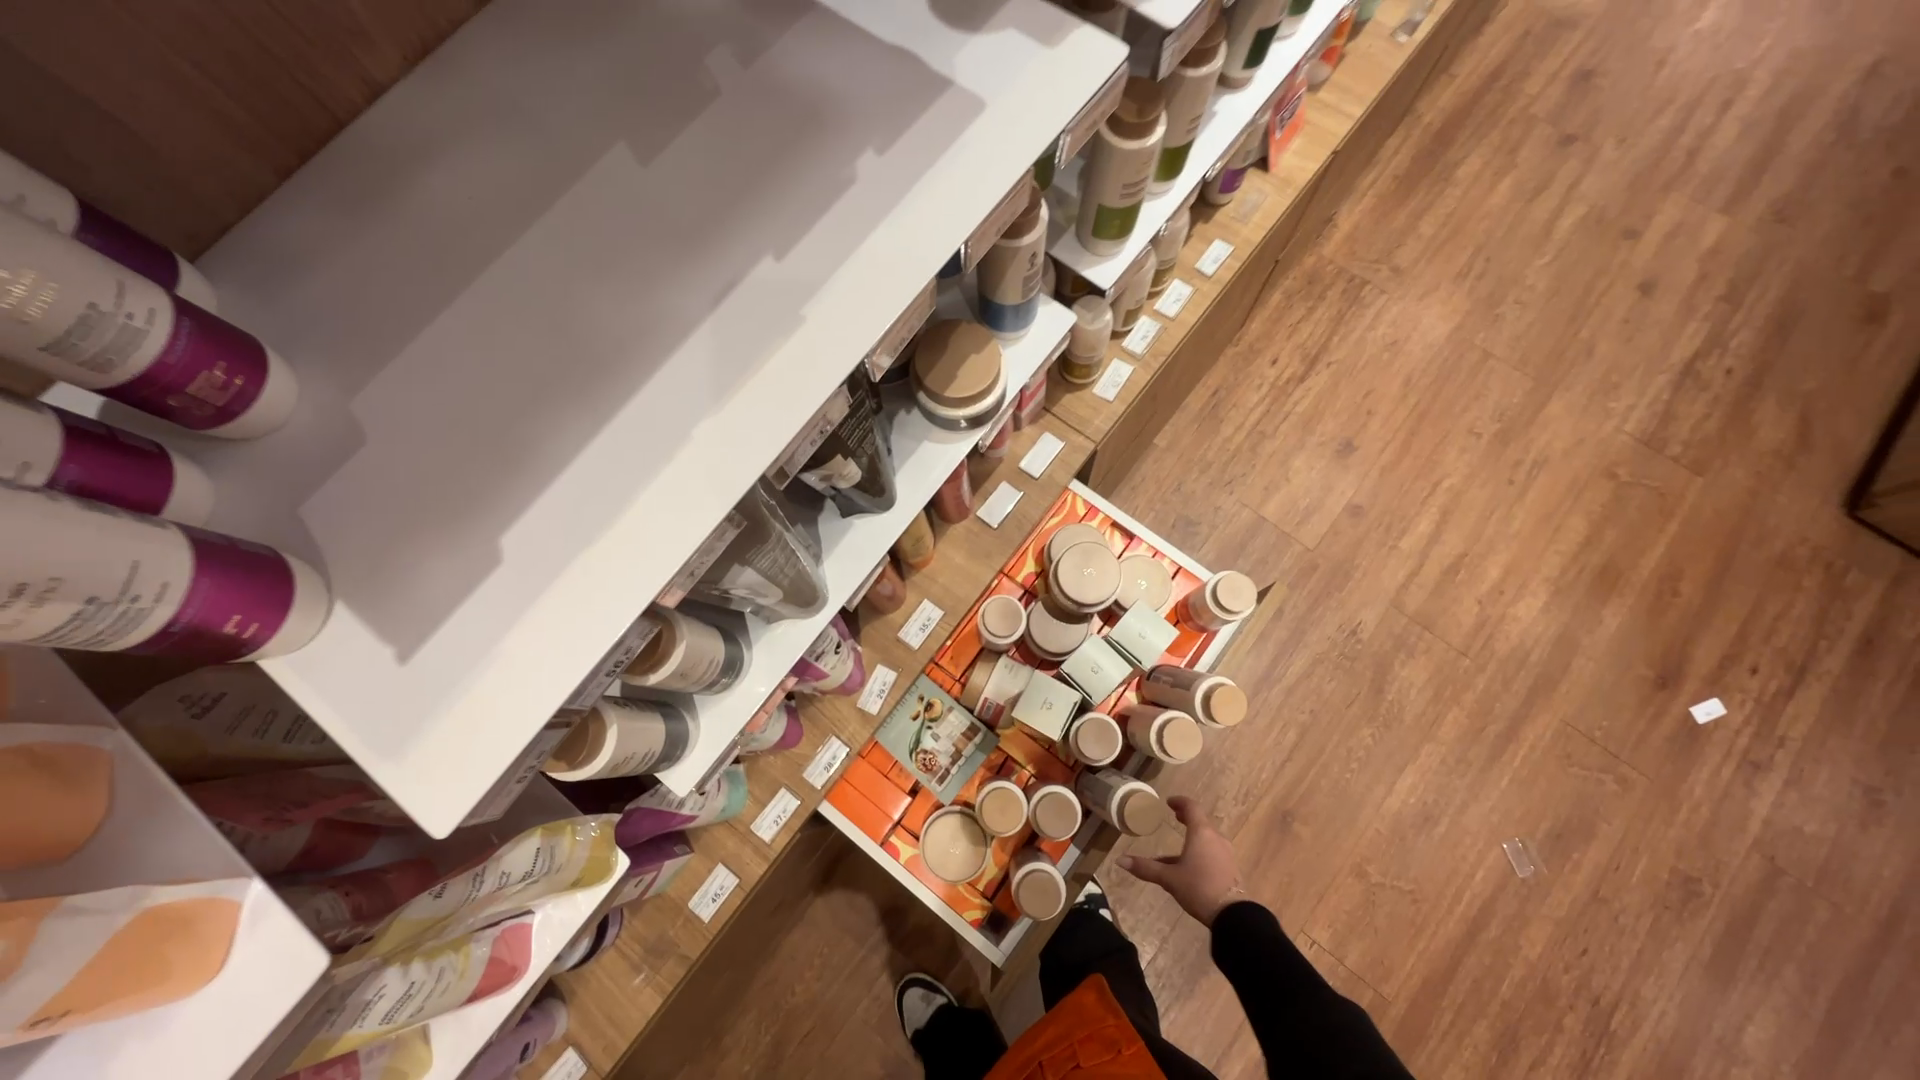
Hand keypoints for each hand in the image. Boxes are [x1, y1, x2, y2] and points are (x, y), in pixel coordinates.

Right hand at [1119, 797, 1244, 926]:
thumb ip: (1146, 868)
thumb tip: (1120, 860)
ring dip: (1193, 838)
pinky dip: (1200, 851)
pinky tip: (1190, 867)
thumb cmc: (1199, 888)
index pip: (1192, 808)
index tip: (1169, 802)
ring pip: (1207, 839)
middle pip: (1201, 823)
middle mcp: (1216, 839)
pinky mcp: (1230, 869)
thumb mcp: (1169, 878)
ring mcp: (1226, 854)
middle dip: (1187, 819)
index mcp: (1201, 833)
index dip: (1180, 802)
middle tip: (1176, 817)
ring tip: (1178, 847)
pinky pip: (1212, 852)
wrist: (1233, 915)